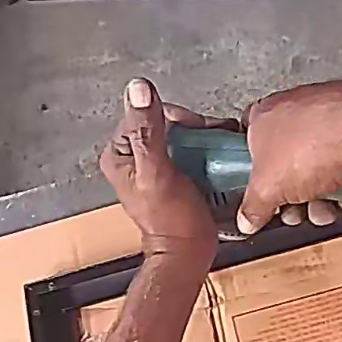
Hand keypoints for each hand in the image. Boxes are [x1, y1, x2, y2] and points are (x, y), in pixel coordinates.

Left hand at [100, 78, 216, 261]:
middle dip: (196, 129)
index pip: (149, 113)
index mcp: (120, 153)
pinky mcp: (175, 176)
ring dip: (205, 139)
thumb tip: (139, 89)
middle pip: (169, 123)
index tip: (197, 131)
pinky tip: (220, 158)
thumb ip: (148, 132)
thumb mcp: (157, 172)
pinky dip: (207, 151)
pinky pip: (191, 152)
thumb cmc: (171, 221)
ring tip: (221, 149)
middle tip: (213, 143)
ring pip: (183, 136)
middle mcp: (135, 157)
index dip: (177, 117)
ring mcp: (157, 166)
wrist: (188, 251)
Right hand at [236, 80, 341, 234]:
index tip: (261, 198)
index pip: (247, 146)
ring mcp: (327, 119)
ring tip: (326, 211)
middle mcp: (293, 111)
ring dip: (320, 199)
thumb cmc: (314, 145)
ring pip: (316, 169)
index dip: (253, 176)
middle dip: (292, 198)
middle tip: (296, 212)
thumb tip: (247, 219)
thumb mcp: (267, 189)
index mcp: (262, 116)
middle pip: (285, 166)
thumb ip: (253, 207)